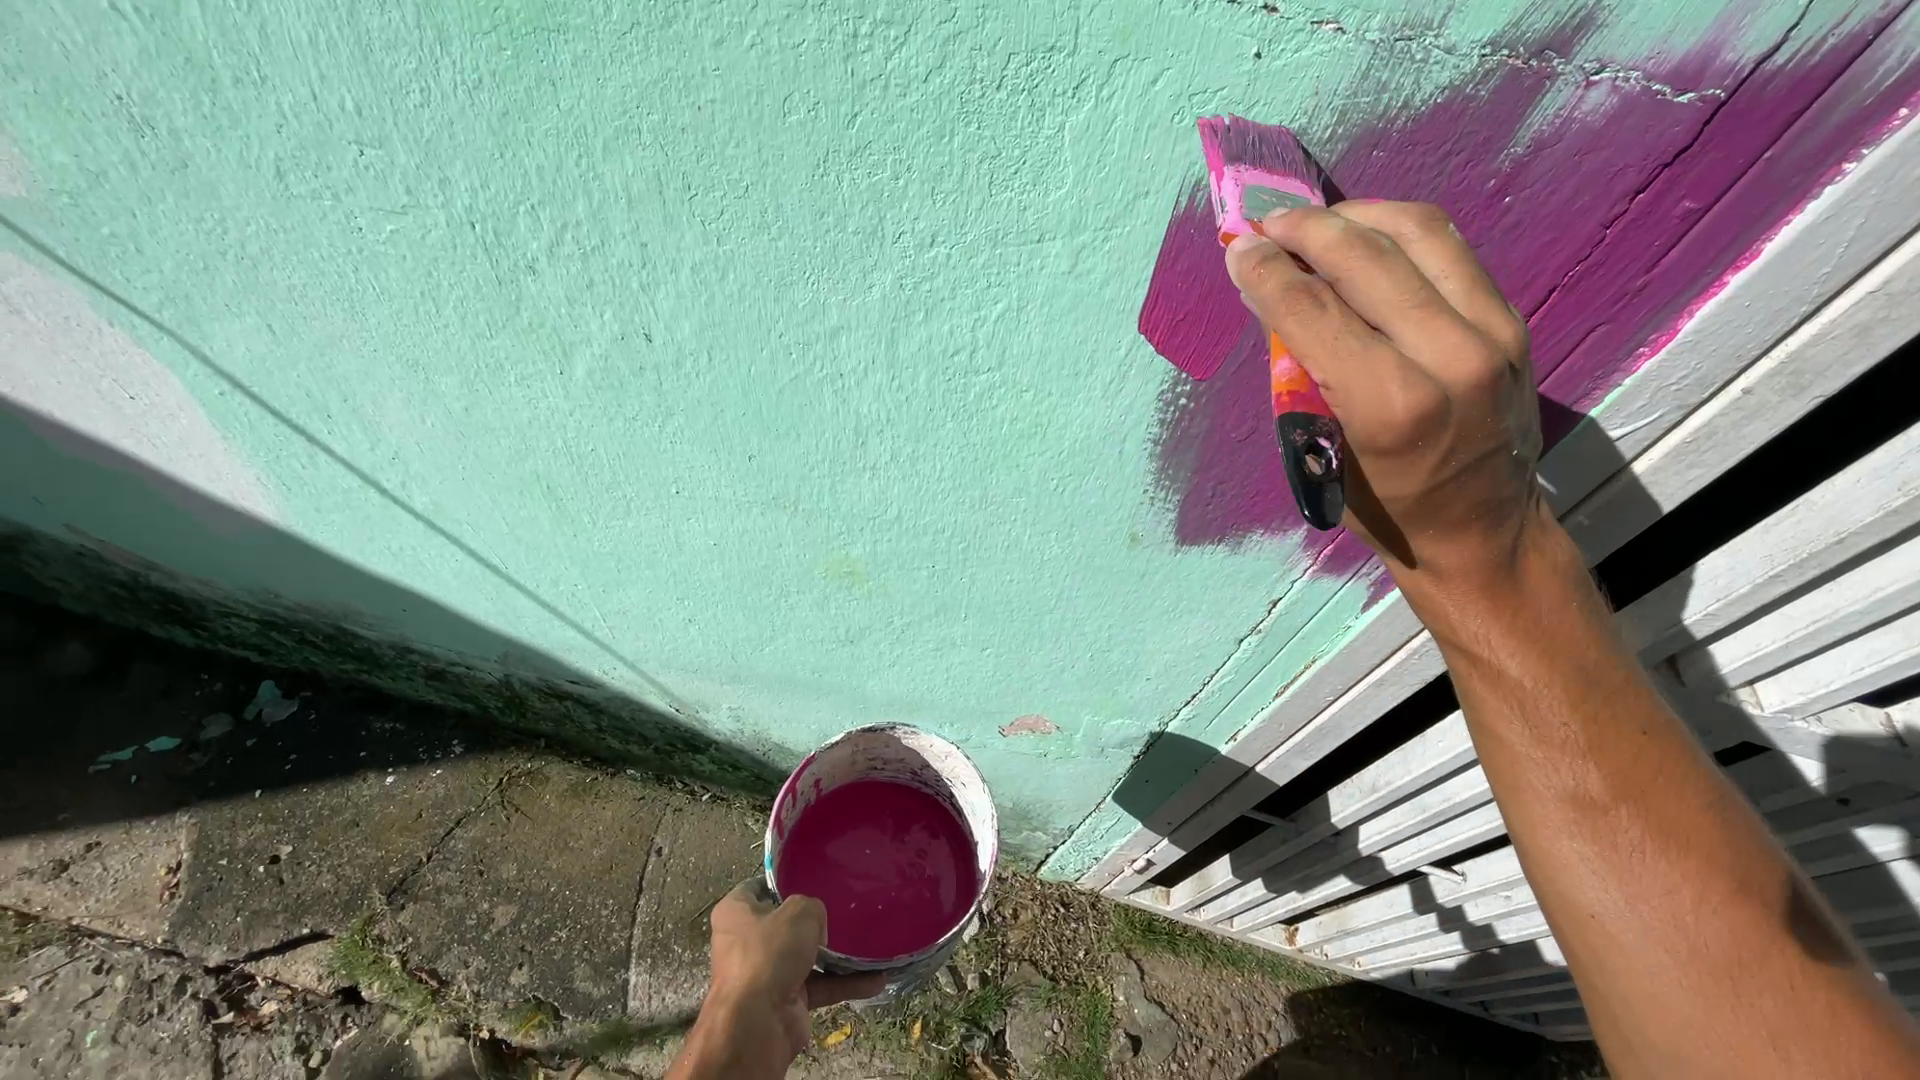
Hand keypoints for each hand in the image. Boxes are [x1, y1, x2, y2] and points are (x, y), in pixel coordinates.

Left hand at [667, 882, 886, 1079]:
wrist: (758, 1024)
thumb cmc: (769, 953)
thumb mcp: (800, 911)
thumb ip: (813, 907)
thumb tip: (816, 927)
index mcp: (736, 912)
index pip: (758, 887)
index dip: (784, 879)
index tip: (812, 874)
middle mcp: (746, 941)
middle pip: (785, 923)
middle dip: (813, 920)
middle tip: (844, 908)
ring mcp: (765, 973)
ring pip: (806, 957)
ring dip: (836, 955)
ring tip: (867, 942)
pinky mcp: (785, 1000)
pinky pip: (820, 985)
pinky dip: (845, 983)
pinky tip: (876, 979)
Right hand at [1225, 201, 1542, 587]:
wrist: (1485, 531)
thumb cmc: (1385, 510)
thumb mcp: (1321, 453)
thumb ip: (1303, 373)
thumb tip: (1276, 300)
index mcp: (1390, 404)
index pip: (1314, 311)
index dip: (1267, 271)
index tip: (1236, 248)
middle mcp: (1449, 355)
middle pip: (1365, 258)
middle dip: (1304, 230)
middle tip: (1265, 224)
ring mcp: (1492, 331)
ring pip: (1417, 232)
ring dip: (1354, 215)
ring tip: (1313, 223)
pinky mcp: (1511, 319)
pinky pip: (1447, 248)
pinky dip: (1396, 231)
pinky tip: (1363, 236)